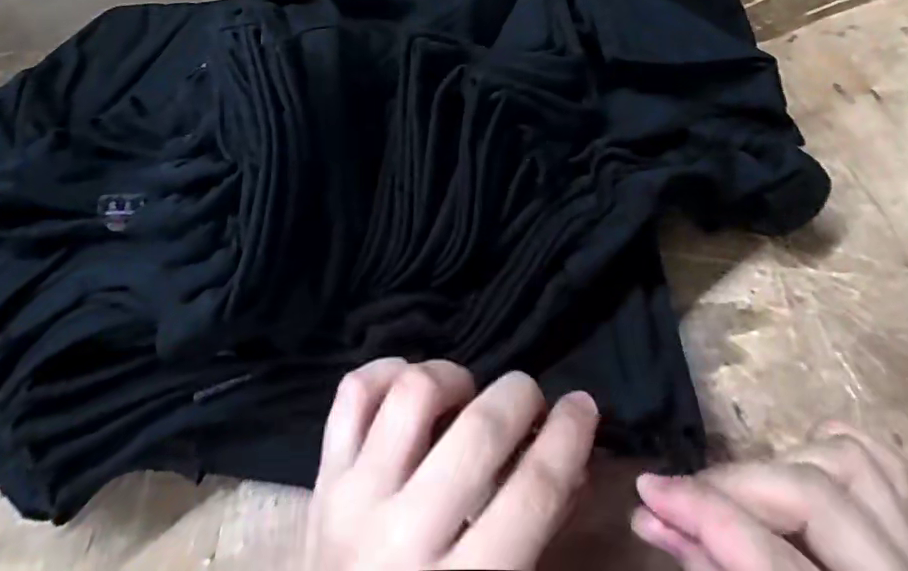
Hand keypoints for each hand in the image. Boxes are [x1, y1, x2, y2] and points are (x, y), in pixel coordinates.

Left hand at [306, 358, 599, 570]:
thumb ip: (535, 535)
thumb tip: (570, 461)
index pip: (533, 492)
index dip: (569, 437)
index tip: (583, 406)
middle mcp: (406, 536)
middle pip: (477, 433)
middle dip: (519, 396)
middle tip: (530, 395)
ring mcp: (355, 498)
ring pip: (411, 396)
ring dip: (452, 376)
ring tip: (467, 391)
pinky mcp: (323, 474)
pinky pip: (353, 394)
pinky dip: (386, 370)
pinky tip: (409, 380)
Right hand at [631, 422, 907, 570]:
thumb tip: (652, 515)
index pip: (770, 556)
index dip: (703, 513)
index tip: (648, 491)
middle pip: (813, 492)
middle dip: (731, 483)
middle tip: (678, 495)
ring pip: (852, 462)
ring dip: (778, 465)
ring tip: (735, 493)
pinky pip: (885, 470)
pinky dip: (831, 451)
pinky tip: (791, 463)